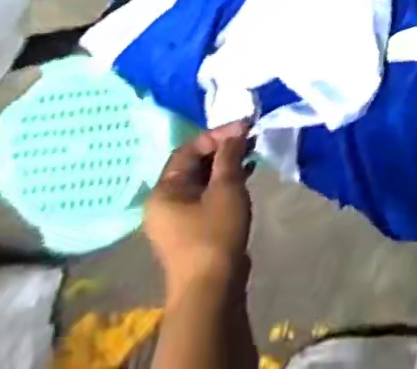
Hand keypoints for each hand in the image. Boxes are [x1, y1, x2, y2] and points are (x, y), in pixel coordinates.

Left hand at [144, 121, 252, 297]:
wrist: (211, 288)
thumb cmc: (215, 233)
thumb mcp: (226, 187)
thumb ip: (229, 155)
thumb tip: (235, 132)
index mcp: (163, 190)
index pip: (188, 149)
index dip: (218, 134)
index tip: (246, 127)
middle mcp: (163, 202)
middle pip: (193, 164)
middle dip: (223, 148)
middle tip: (251, 138)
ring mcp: (176, 217)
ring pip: (201, 179)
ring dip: (226, 164)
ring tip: (252, 154)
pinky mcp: (191, 229)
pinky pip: (205, 195)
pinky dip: (224, 182)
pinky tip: (246, 176)